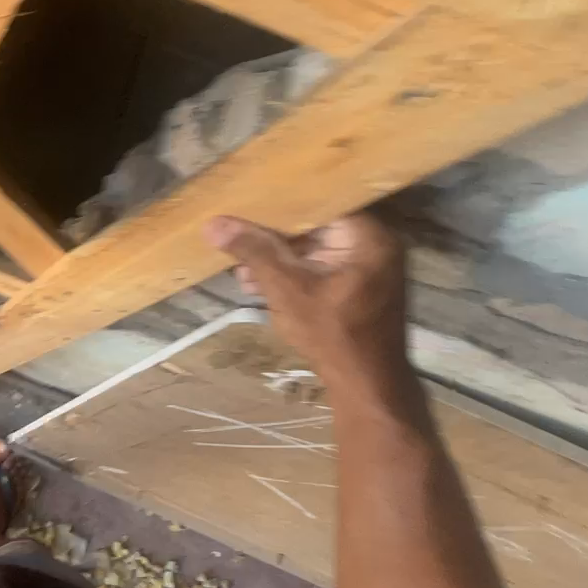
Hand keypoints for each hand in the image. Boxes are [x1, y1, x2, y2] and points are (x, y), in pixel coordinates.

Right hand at [203, 212, 413, 397]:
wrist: (364, 383)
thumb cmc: (331, 333)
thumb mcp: (286, 289)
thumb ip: (254, 252)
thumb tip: (214, 224)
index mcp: (368, 237)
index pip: (319, 204)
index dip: (279, 206)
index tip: (245, 206)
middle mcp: (374, 245)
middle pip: (314, 227)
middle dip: (271, 239)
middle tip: (237, 244)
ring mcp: (368, 267)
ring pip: (313, 250)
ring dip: (276, 260)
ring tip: (242, 273)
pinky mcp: (357, 287)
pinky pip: (320, 268)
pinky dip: (292, 275)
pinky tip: (259, 286)